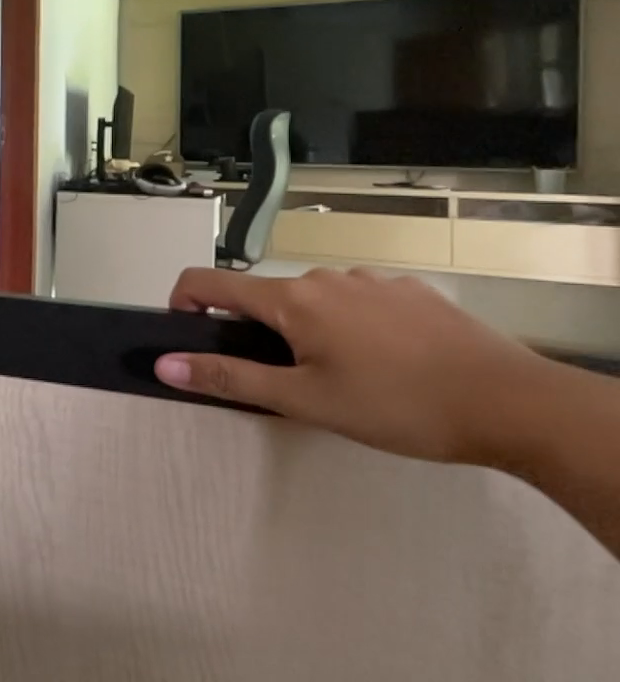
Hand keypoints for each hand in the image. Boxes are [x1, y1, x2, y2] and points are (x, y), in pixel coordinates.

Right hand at [155, 267, 553, 466]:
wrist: (520, 407)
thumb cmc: (402, 406)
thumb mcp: (306, 401)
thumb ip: (230, 378)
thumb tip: (165, 364)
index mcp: (290, 300)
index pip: (207, 282)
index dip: (182, 302)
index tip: (187, 331)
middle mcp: (324, 279)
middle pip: (264, 295)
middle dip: (258, 330)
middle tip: (287, 378)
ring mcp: (372, 281)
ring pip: (313, 298)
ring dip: (307, 327)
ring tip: (343, 374)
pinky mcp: (412, 292)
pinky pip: (358, 299)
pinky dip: (351, 323)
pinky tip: (386, 360)